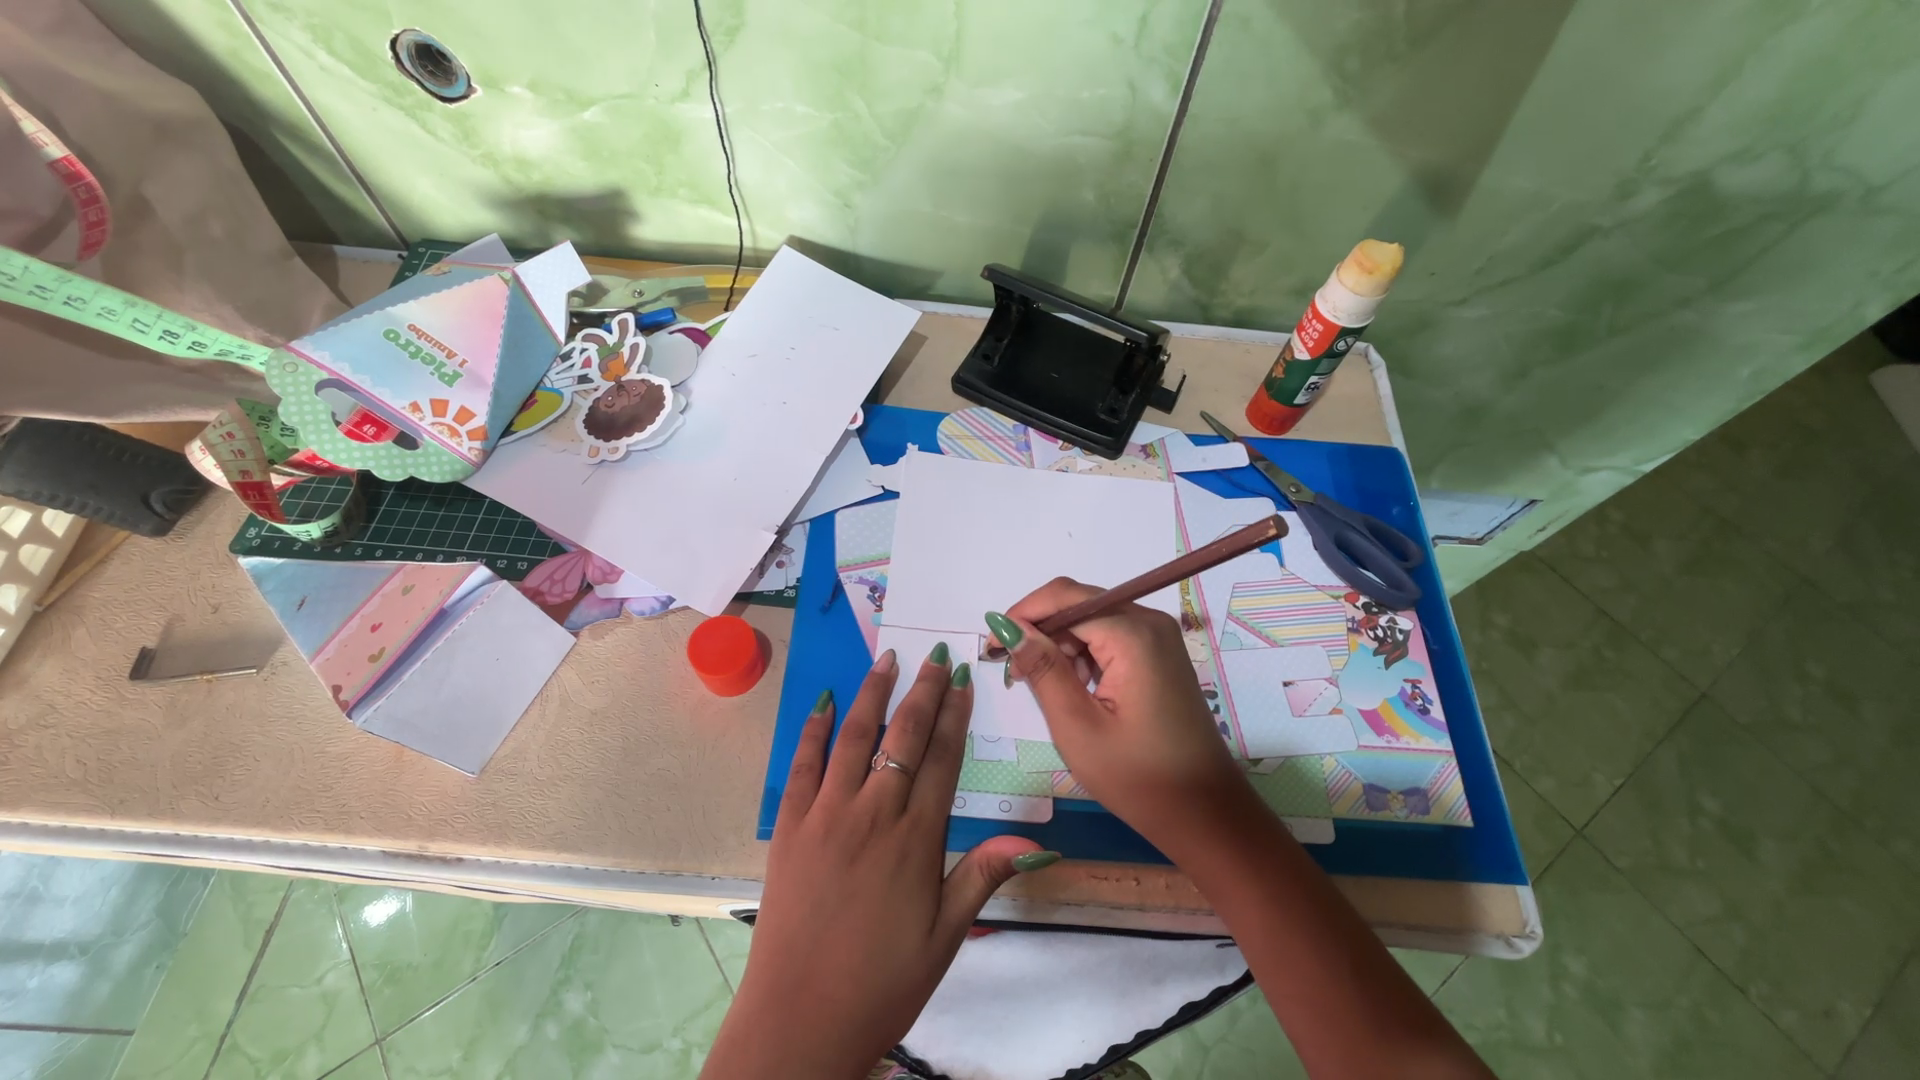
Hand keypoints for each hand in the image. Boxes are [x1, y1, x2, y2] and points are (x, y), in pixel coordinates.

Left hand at [701, 646, 1049, 1079]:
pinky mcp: (788, 828)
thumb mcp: (945, 938)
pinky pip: (801, 766)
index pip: (942, 760)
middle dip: (922, 693)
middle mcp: (872, 813)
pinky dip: (814, 731)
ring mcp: (825, 815)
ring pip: (853, 738)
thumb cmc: (882, 984)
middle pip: (902, 737)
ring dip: (871, 695)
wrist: (799, 1020)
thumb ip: (982, 878)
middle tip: (935, 656)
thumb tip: (1035, 840)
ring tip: (886, 660)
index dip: (956, 717)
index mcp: (915, 839)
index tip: (963, 681)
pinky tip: (824, 704)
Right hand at [987, 578, 1255, 853]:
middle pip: (1079, 604)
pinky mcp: (1162, 655)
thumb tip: (1008, 626)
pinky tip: (1076, 690)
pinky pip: (1112, 637)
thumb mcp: (1077, 725)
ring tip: (1045, 688)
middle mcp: (1150, 622)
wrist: (1203, 811)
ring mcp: (1160, 638)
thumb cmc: (1137, 776)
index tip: (992, 646)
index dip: (1022, 615)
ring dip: (1063, 645)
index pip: (1064, 598)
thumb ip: (1042, 668)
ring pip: (1094, 619)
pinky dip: (1086, 654)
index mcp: (1133, 634)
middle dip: (1041, 630)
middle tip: (1014, 672)